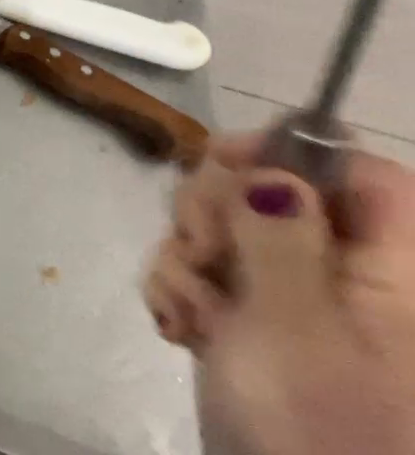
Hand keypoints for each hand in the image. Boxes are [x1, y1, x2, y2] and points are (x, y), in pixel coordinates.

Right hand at [144, 133, 414, 454]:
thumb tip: (273, 169)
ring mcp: (299, 301)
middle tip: (203, 255)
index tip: (217, 161)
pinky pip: (206, 275)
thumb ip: (281, 238)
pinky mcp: (255, 322)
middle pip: (275, 193)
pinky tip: (181, 328)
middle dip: (213, 214)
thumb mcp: (292, 327)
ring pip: (227, 233)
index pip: (361, 173)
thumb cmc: (313, 421)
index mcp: (395, 273)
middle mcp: (352, 277)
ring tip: (189, 313)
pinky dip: (180, 292)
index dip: (290, 152)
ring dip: (185, 261)